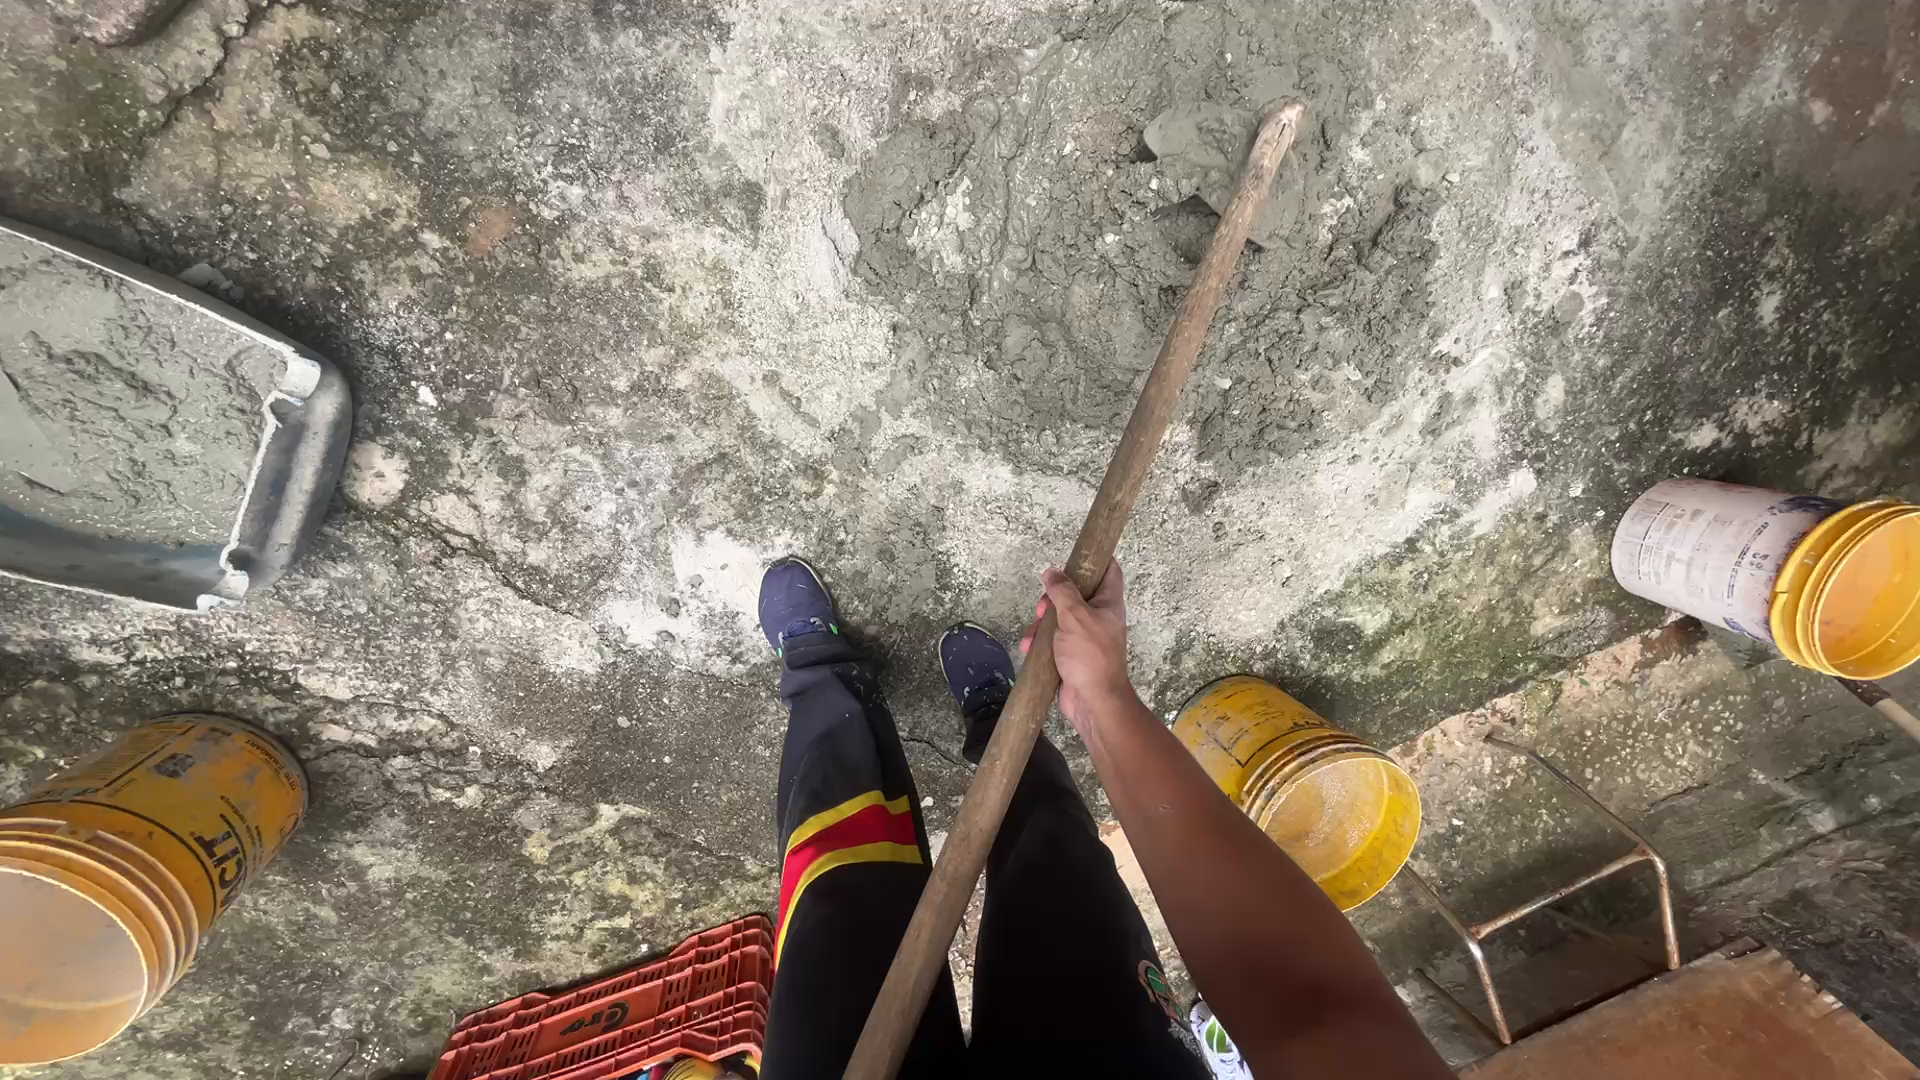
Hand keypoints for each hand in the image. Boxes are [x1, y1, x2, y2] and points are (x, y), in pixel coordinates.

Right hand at [1020, 560, 1136, 736]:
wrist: (1092, 701)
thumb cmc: (1091, 656)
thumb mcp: (1075, 617)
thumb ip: (1062, 591)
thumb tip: (1051, 573)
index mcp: (1108, 603)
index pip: (1109, 570)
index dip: (1095, 559)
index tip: (1074, 556)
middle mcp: (1098, 616)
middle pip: (1073, 593)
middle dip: (1052, 598)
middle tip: (1043, 607)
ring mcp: (1083, 635)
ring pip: (1058, 616)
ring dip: (1041, 623)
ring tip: (1034, 634)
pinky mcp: (1069, 652)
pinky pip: (1051, 639)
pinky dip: (1039, 641)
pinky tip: (1028, 648)